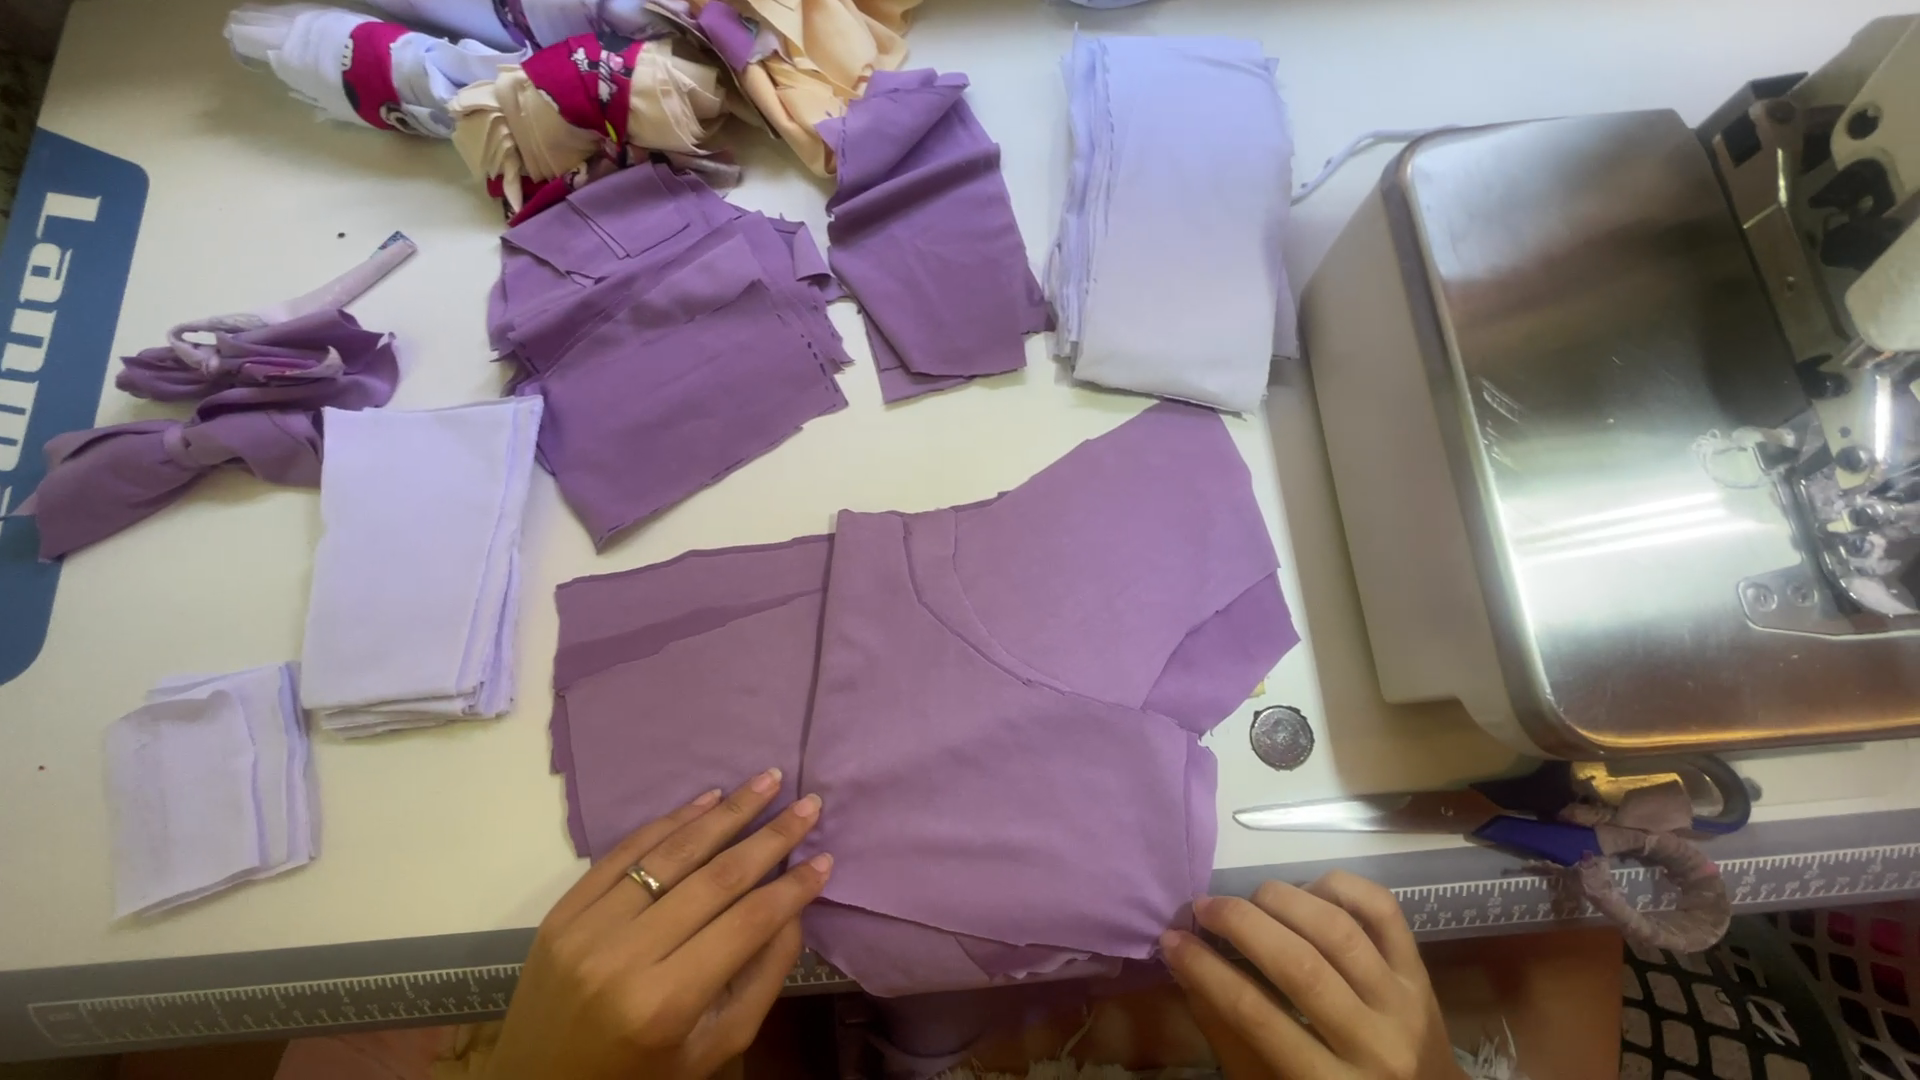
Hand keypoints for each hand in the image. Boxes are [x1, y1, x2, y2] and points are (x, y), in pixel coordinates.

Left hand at [486, 769, 831, 1079]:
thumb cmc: (638, 1078)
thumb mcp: (712, 1049)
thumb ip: (761, 978)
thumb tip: (794, 907)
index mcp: (665, 1005)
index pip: (746, 925)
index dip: (792, 888)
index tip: (825, 857)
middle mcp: (623, 960)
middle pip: (715, 879)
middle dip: (770, 837)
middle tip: (809, 804)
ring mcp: (587, 930)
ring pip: (672, 855)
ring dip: (726, 813)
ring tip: (767, 782)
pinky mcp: (563, 912)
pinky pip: (625, 853)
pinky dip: (670, 821)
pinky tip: (708, 799)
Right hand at [1162, 872, 1465, 1079]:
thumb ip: (1230, 1033)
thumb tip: (1185, 964)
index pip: (1257, 1015)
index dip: (1205, 970)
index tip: (1171, 940)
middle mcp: (1376, 1043)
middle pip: (1299, 964)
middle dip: (1239, 924)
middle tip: (1203, 907)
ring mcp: (1405, 1002)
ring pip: (1337, 929)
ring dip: (1281, 900)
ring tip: (1251, 899)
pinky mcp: (1420, 971)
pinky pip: (1382, 910)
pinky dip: (1338, 886)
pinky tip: (1308, 891)